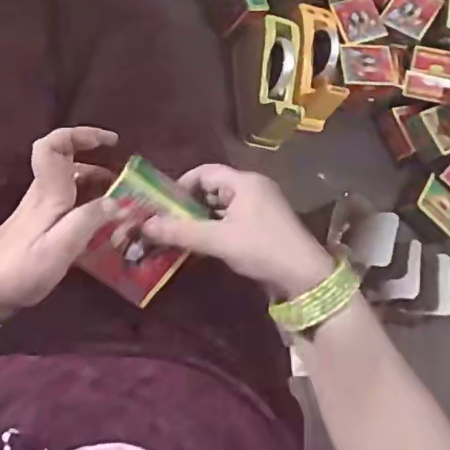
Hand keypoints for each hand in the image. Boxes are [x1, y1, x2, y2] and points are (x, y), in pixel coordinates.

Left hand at [0, 127, 118, 314]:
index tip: (110, 141)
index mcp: (48, 192)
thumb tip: (115, 202)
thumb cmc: (20, 268)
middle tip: (123, 177)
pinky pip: (69, 201)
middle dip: (96, 160)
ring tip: (119, 200)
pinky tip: (101, 223)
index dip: (81, 134)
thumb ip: (88, 220)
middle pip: (67, 160)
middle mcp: (43, 193)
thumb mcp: (59, 247)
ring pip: (70, 181)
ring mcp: (39, 209)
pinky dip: (88, 203)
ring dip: (95, 183)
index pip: (54, 145)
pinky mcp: (39, 225)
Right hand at [141, 165, 335, 300]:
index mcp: (245, 182)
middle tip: (167, 222)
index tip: (163, 204)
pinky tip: (204, 244)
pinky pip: (233, 219)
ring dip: (202, 218)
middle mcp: (254, 188)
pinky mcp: (264, 225)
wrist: (304, 277)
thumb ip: (181, 231)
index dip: (181, 185)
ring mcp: (261, 206)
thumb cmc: (261, 248)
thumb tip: (145, 225)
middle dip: (189, 204)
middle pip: (213, 188)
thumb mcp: (218, 240)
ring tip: (180, 235)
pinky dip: (216, 228)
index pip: (205, 172)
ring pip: (222, 206)